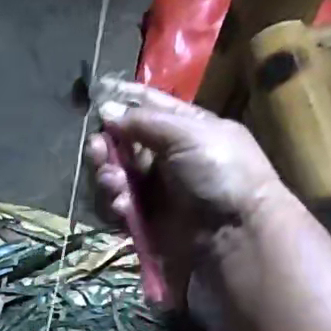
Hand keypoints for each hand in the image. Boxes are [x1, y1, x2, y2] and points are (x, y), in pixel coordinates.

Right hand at [84, 81, 289, 307]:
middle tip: (97, 149)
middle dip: (107, 146)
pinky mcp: (145, 221)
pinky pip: (117, 207)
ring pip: (115, 176)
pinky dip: (115, 204)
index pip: (148, 107)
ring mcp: (155, 191)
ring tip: (114, 182)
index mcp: (186, 128)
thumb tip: (106, 110)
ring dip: (108, 176)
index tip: (96, 95)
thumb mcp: (188, 134)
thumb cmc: (221, 173)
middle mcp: (168, 157)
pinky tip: (123, 207)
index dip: (123, 101)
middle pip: (123, 144)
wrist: (234, 235)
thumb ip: (144, 121)